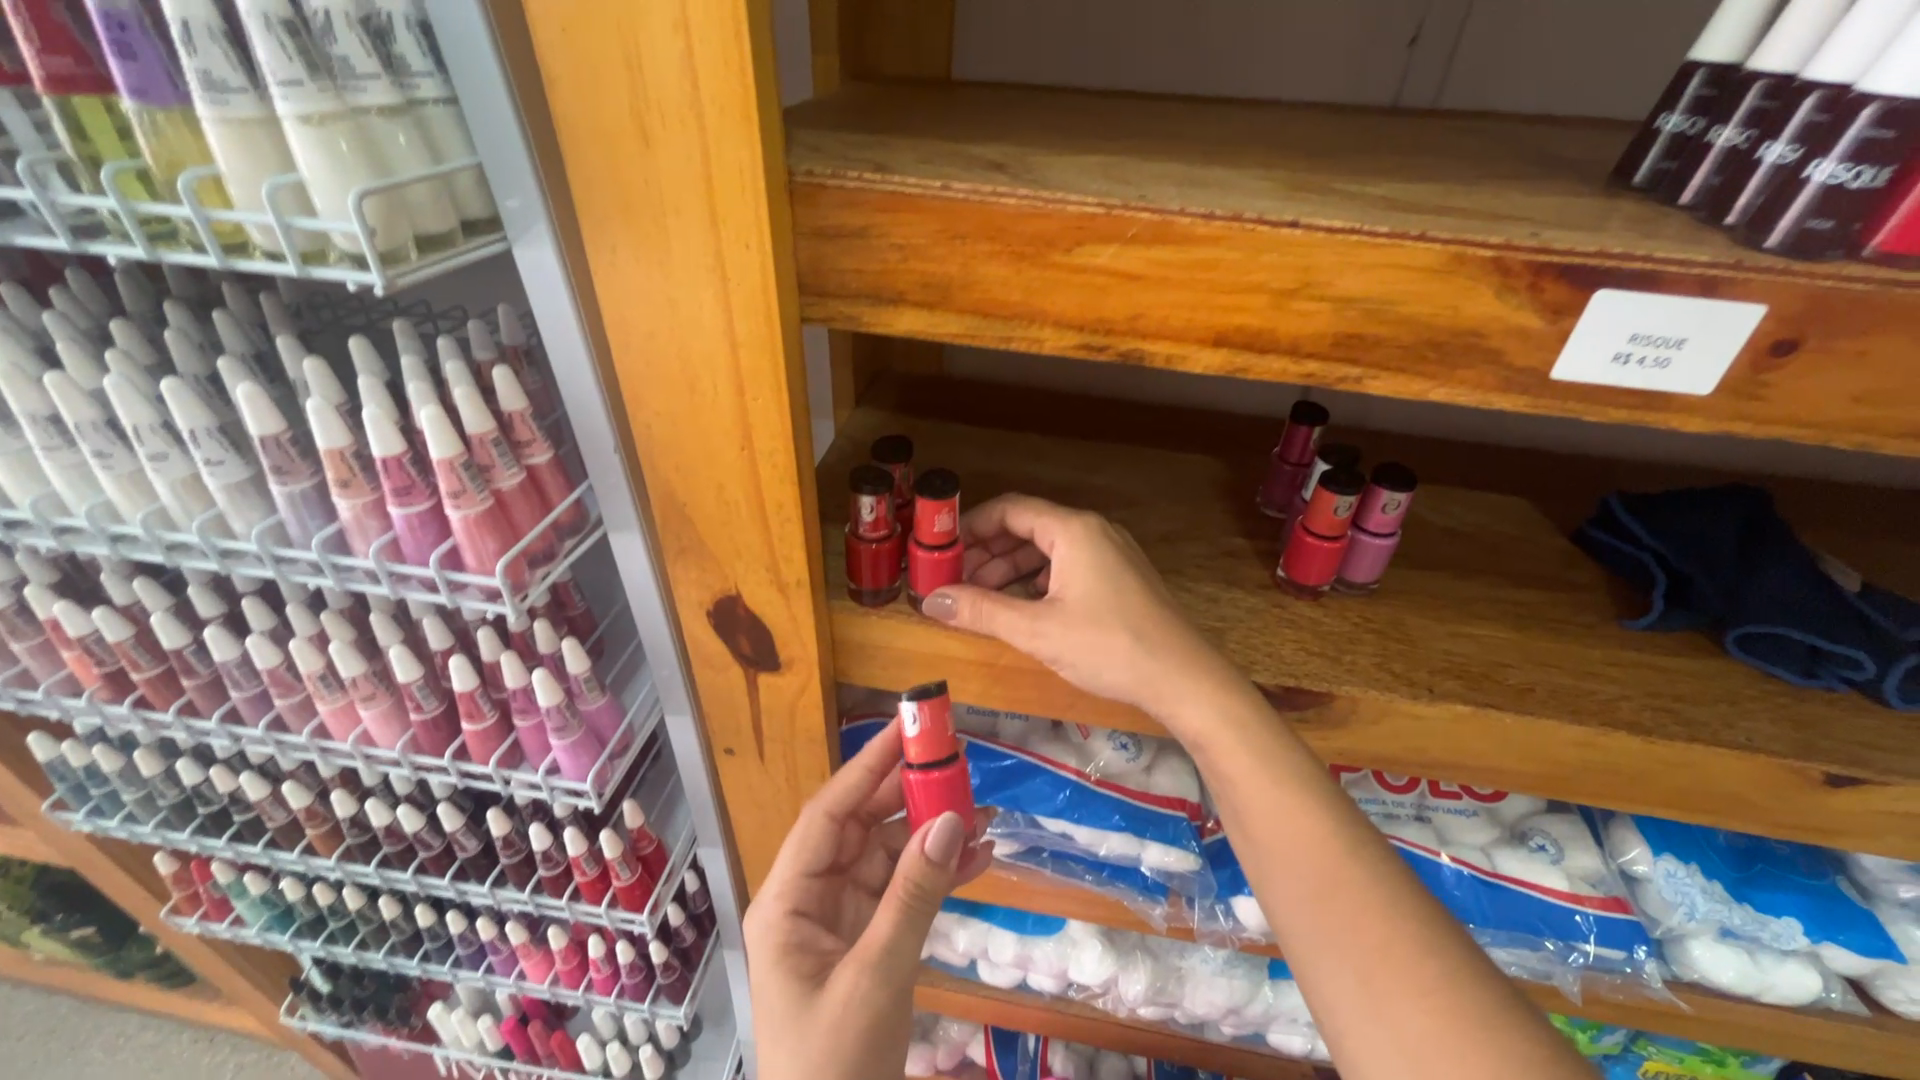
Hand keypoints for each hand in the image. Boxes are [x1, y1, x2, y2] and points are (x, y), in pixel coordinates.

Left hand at [745, 718, 993, 1079]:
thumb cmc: (834, 1063)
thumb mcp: (876, 977)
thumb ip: (914, 896)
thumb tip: (952, 820)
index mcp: (788, 900)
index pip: (828, 814)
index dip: (867, 768)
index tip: (907, 730)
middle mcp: (810, 899)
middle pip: (860, 829)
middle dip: (908, 797)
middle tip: (956, 765)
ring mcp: (840, 921)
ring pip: (888, 858)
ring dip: (931, 836)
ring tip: (982, 813)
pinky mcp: (867, 944)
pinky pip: (903, 894)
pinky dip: (937, 877)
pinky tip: (977, 859)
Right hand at [918, 494, 1241, 720]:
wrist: (1184, 679)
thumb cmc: (1109, 647)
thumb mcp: (1037, 630)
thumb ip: (982, 610)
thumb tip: (931, 600)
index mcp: (1073, 530)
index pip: (1009, 509)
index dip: (970, 526)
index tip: (940, 551)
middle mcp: (1093, 532)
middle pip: (1027, 528)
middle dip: (987, 553)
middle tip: (953, 582)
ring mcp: (1110, 555)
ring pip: (1047, 551)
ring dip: (1010, 571)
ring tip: (979, 600)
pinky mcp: (1119, 579)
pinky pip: (1067, 568)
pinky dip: (1037, 583)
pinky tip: (1020, 610)